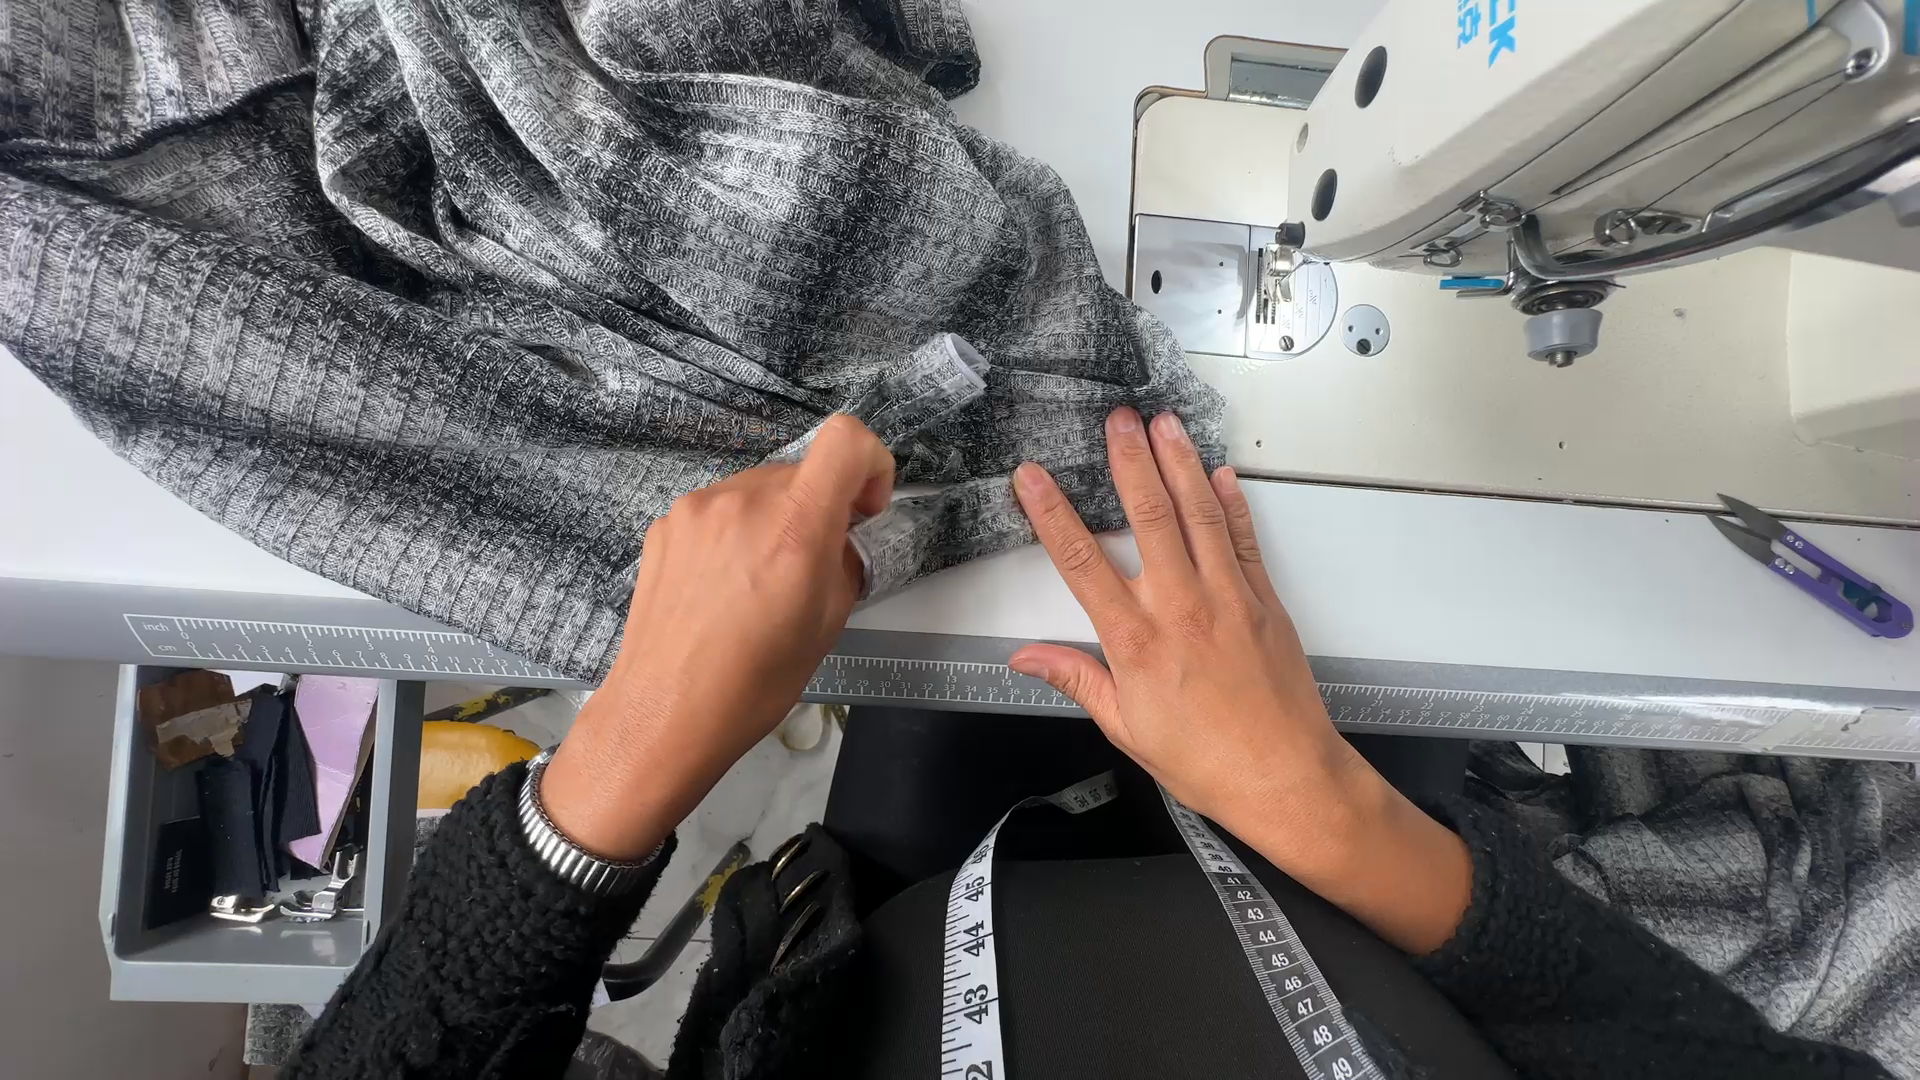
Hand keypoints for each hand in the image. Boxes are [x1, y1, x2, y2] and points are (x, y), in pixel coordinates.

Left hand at [541, 415, 893, 860]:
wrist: (666, 712)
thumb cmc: (755, 681)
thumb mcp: (830, 622)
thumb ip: (844, 558)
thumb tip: (839, 534)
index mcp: (794, 529)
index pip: (846, 440)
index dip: (871, 464)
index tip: (863, 507)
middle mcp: (743, 502)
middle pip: (804, 471)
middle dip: (820, 506)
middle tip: (811, 563)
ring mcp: (697, 508)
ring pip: (760, 489)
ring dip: (775, 518)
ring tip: (759, 579)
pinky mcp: (666, 523)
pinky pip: (721, 508)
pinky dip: (736, 531)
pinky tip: (723, 582)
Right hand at [1009, 407, 1470, 952]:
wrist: (1287, 780)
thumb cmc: (1202, 760)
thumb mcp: (1124, 725)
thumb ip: (1076, 678)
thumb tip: (1024, 656)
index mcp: (1136, 640)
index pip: (1081, 563)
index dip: (1052, 514)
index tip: (1032, 476)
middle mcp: (1180, 606)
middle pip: (1149, 518)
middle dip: (1130, 461)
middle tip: (1118, 418)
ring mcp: (1228, 596)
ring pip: (1199, 515)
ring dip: (1180, 464)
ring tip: (1165, 423)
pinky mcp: (1263, 600)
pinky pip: (1244, 540)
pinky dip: (1233, 503)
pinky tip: (1220, 472)